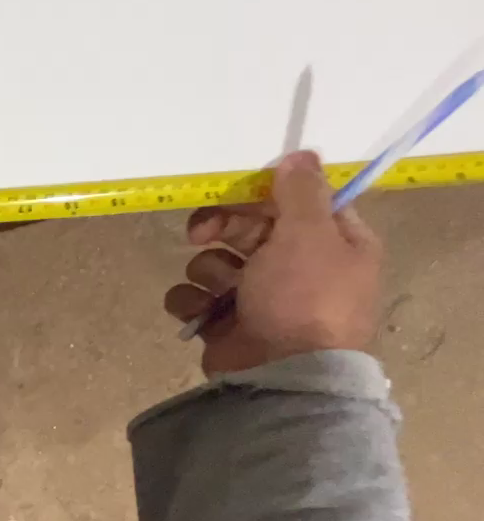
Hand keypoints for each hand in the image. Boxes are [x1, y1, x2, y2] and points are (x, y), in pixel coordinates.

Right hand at [167, 150, 382, 375]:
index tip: (229, 193)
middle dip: (217, 231)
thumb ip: (300, 192)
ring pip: (211, 264)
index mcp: (330, 239)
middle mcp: (294, 264)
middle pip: (243, 230)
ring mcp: (255, 295)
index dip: (256, 196)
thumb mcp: (308, 233)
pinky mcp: (222, 321)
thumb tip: (300, 153)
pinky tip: (201, 314)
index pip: (289, 203)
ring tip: (219, 292)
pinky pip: (192, 299)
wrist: (281, 367)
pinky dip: (190, 304)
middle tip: (198, 236)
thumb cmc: (303, 296)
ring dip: (205, 274)